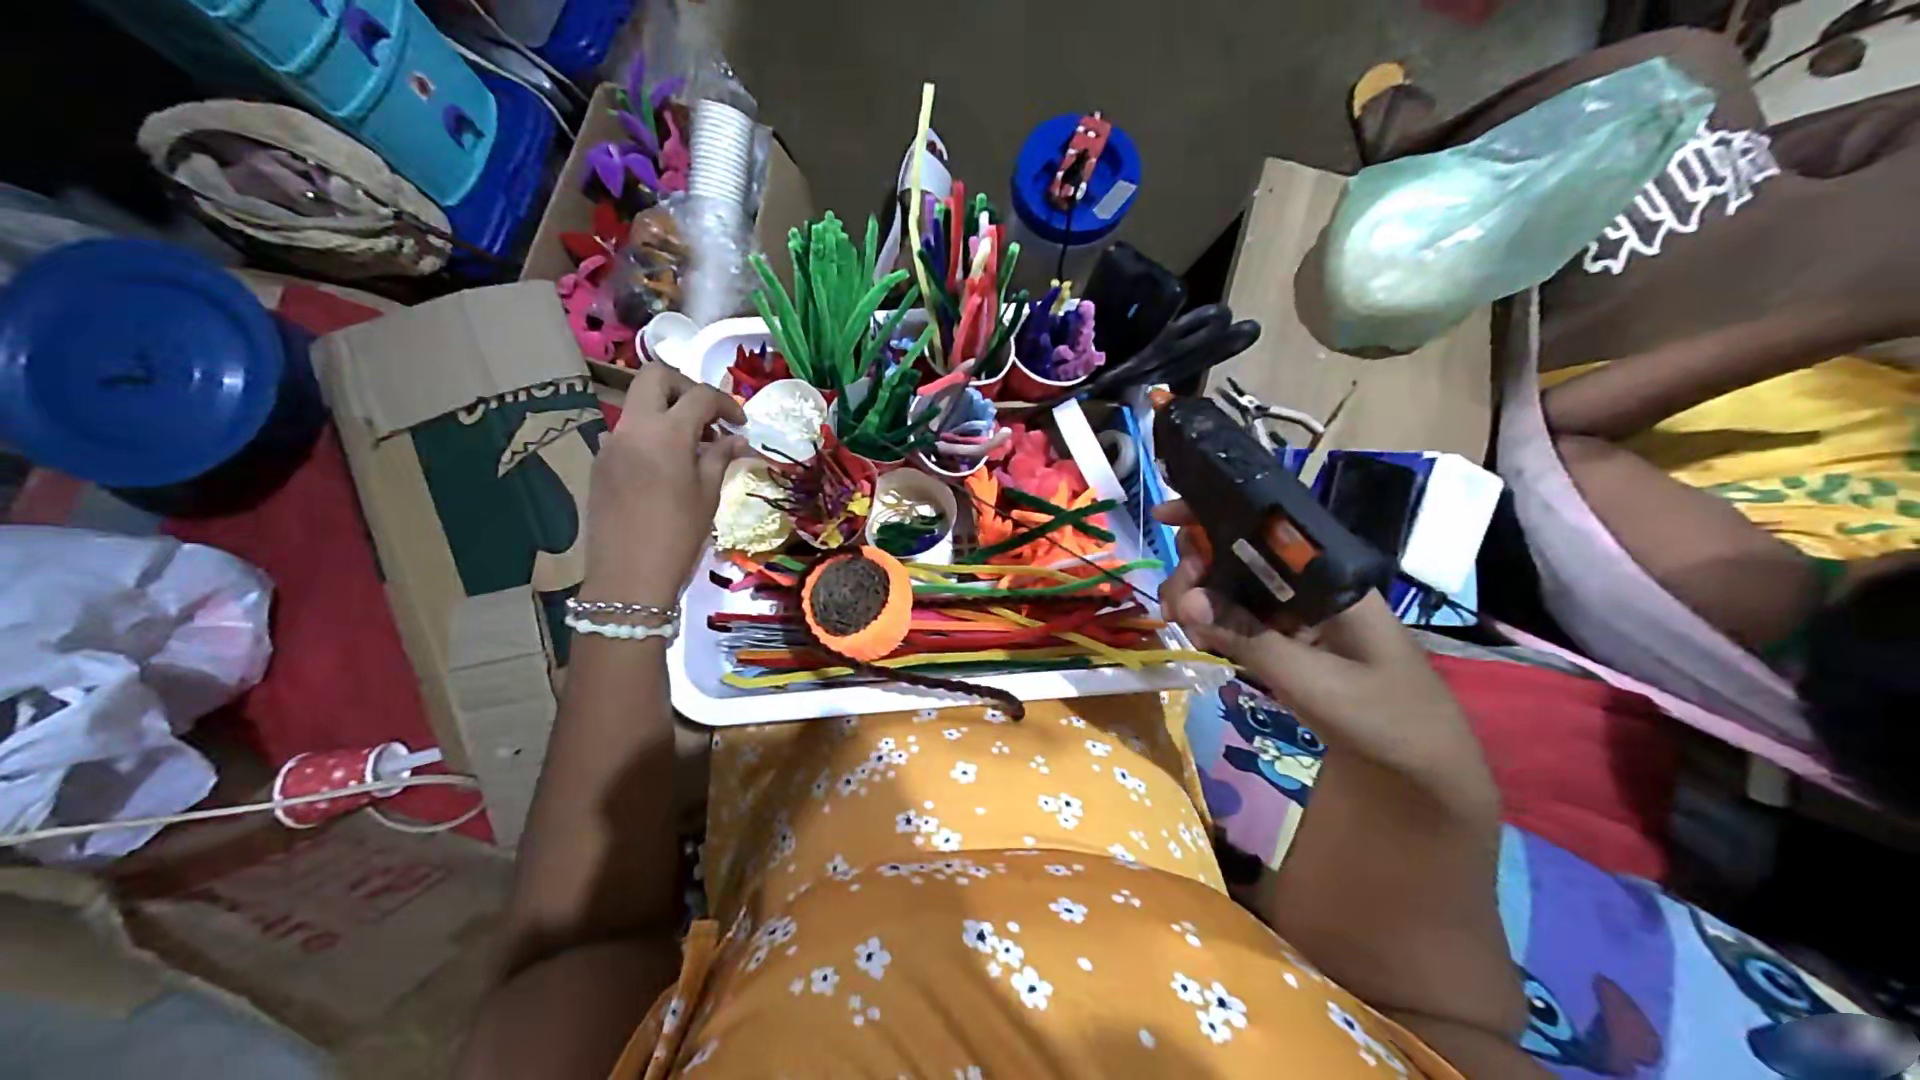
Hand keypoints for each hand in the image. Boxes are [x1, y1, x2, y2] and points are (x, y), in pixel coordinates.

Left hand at [583, 363, 746, 606]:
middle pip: (655, 378)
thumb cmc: (678, 536)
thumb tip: (735, 438)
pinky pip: (628, 433)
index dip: (725, 403)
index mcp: (666, 434)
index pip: (699, 396)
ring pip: (639, 405)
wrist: (628, 577)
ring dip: (668, 412)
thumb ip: (720, 457)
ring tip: (693, 447)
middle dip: (686, 387)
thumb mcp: (708, 495)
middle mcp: (632, 428)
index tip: (740, 423)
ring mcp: (610, 443)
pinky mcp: (600, 463)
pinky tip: (668, 468)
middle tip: (709, 416)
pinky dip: (652, 435)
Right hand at [1153, 501, 1490, 792]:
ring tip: (1178, 625)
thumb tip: (1184, 601)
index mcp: (1330, 578)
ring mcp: (1298, 612)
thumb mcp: (1314, 680)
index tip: (1168, 517)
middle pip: (1241, 554)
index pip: (1266, 527)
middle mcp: (1310, 585)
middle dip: (1197, 567)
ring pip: (1234, 586)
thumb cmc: (1384, 717)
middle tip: (1171, 606)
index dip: (1216, 513)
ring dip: (1199, 596)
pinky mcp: (1288, 638)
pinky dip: (1213, 621)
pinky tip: (1195, 635)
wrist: (1421, 770)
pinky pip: (1240, 617)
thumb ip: (1249, 637)